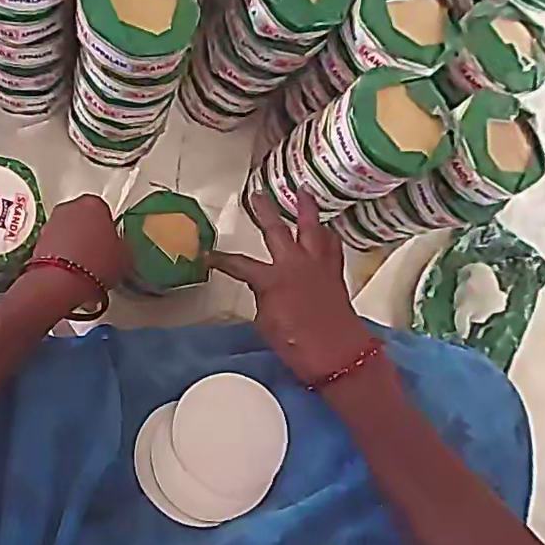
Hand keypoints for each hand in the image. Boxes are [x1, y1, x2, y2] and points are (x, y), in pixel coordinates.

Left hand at [23, 194, 131, 305]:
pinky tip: (69, 275)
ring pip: (67, 233)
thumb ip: (123, 245)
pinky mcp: (36, 241)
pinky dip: (61, 257)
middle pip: (82, 219)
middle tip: (97, 257)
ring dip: (74, 246)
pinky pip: (55, 247)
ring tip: (82, 271)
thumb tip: (118, 245)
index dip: (108, 230)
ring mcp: (50, 223)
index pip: (104, 212)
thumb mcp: (125, 256)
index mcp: (94, 204)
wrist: (60, 282)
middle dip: (88, 235)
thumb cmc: (99, 263)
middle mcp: (69, 207)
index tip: (111, 247)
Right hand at [210, 193, 376, 383]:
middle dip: (264, 210)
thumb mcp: (266, 323)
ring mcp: (318, 264)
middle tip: (257, 194)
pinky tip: (325, 229)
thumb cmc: (296, 344)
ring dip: (306, 207)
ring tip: (302, 190)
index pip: (239, 264)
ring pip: (312, 227)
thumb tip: (265, 287)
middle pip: (277, 229)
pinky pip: (331, 245)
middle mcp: (294, 263)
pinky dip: (327, 234)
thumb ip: (263, 298)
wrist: (337, 354)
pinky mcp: (334, 272)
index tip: (208, 255)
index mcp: (271, 278)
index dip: (221, 260)